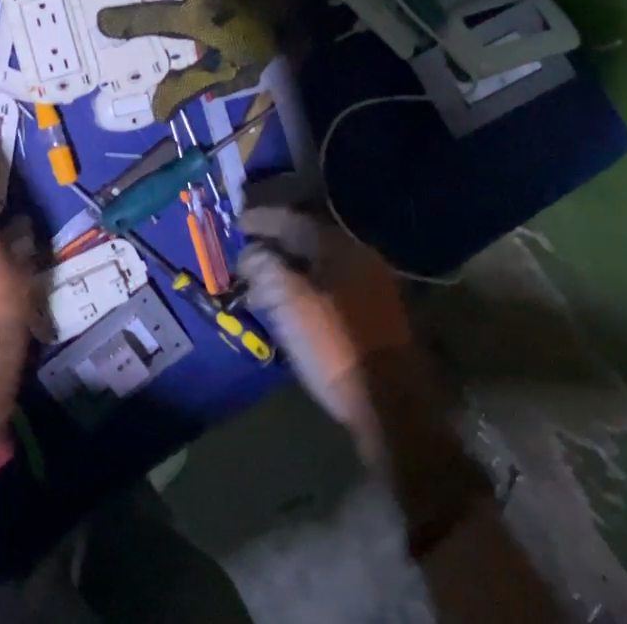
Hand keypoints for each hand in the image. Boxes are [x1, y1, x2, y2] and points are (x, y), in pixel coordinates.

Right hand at [236, 206, 411, 421]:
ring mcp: (374, 291)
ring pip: (320, 268)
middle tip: (245, 252)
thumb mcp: (288, 302)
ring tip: (259, 283)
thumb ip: (263, 266)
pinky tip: (287, 306)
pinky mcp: (375, 319)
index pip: (296, 221)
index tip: (237, 222)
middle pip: (310, 242)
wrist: (389, 406)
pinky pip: (330, 289)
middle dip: (275, 245)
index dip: (263, 220)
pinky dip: (304, 289)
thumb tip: (251, 252)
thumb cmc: (334, 346)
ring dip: (288, 270)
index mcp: (345, 250)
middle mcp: (364, 262)